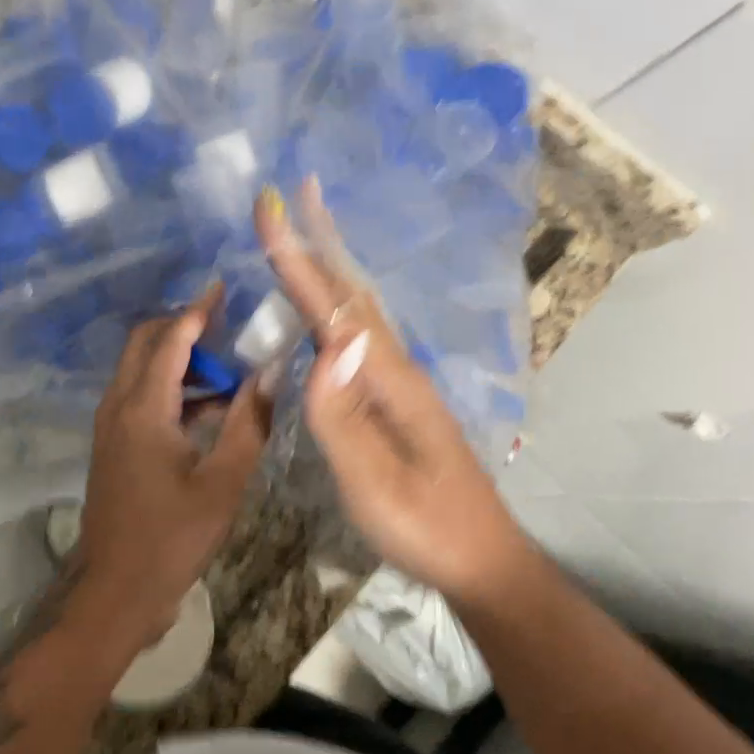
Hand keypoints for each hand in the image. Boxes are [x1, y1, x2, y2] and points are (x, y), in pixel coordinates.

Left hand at [76, 285, 271, 649]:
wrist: (115, 589)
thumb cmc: (171, 538)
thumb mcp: (222, 483)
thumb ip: (247, 424)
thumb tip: (270, 373)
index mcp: (143, 407)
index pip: (170, 339)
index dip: (197, 310)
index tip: (222, 286)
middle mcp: (118, 404)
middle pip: (145, 344)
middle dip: (183, 327)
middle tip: (227, 325)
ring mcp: (110, 424)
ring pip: (140, 370)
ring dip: (179, 360)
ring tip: (229, 368)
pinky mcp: (113, 443)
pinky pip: (140, 396)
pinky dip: (171, 389)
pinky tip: (210, 409)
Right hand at [255, 179, 534, 606]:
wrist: (482, 561)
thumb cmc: (423, 527)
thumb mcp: (374, 481)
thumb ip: (342, 414)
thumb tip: (327, 341)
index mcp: (387, 380)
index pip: (332, 308)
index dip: (298, 258)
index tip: (271, 210)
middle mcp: (395, 366)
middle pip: (350, 290)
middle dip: (319, 238)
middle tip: (295, 191)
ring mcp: (398, 380)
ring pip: (356, 306)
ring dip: (328, 261)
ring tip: (303, 228)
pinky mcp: (392, 395)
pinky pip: (354, 330)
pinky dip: (332, 299)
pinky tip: (322, 302)